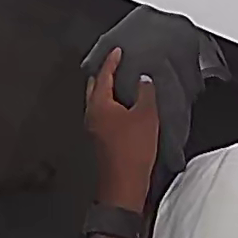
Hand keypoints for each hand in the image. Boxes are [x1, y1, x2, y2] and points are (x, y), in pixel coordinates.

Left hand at [85, 48, 157, 209]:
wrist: (124, 187)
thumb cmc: (132, 151)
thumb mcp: (146, 116)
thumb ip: (145, 92)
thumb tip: (143, 79)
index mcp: (99, 104)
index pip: (103, 75)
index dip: (111, 61)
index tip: (117, 50)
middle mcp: (92, 114)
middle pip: (94, 86)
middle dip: (103, 73)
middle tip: (115, 63)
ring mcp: (93, 127)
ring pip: (96, 100)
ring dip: (106, 88)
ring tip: (120, 81)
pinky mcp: (99, 139)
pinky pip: (101, 111)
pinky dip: (109, 102)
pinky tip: (122, 105)